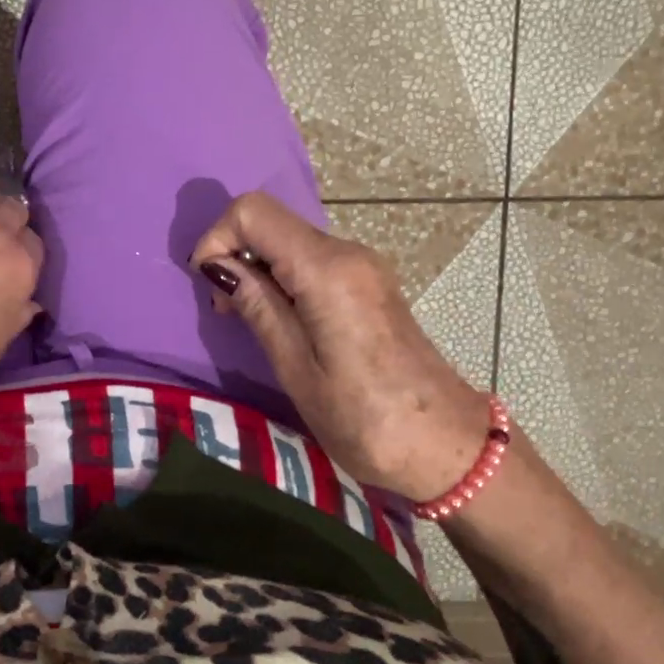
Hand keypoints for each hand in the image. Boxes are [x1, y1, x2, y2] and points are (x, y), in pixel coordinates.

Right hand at [189, 191, 490, 501]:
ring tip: (248, 320)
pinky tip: (280, 320)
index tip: (210, 284)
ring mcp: (362, 266)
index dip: (218, 237)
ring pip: (286, 240)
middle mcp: (347, 253)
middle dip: (233, 254)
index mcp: (327, 271)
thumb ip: (257, 306)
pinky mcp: (368, 283)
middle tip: (226, 310)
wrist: (452, 451)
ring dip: (255, 268)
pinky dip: (280, 277)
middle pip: (269, 221)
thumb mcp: (296, 369)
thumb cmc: (367, 419)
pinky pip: (308, 259)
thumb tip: (219, 266)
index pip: (252, 212)